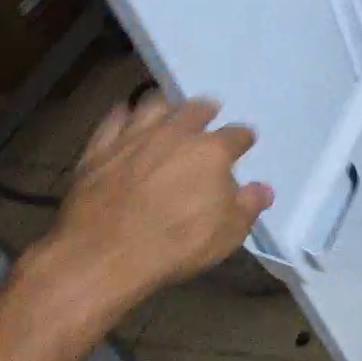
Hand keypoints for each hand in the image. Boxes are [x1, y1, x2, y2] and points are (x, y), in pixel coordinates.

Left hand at [27, 95, 273, 315]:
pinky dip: (123, 116)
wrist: (104, 255)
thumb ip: (248, 205)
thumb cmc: (177, 244)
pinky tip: (126, 119)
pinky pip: (113, 120)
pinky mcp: (99, 149)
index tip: (245, 142)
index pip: (237, 135)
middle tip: (208, 114)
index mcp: (213, 152)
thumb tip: (263, 189)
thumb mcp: (229, 233)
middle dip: (205, 110)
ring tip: (169, 112)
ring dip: (165, 106)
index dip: (243, 138)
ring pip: (152, 105)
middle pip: (194, 109)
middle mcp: (175, 135)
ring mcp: (133, 138)